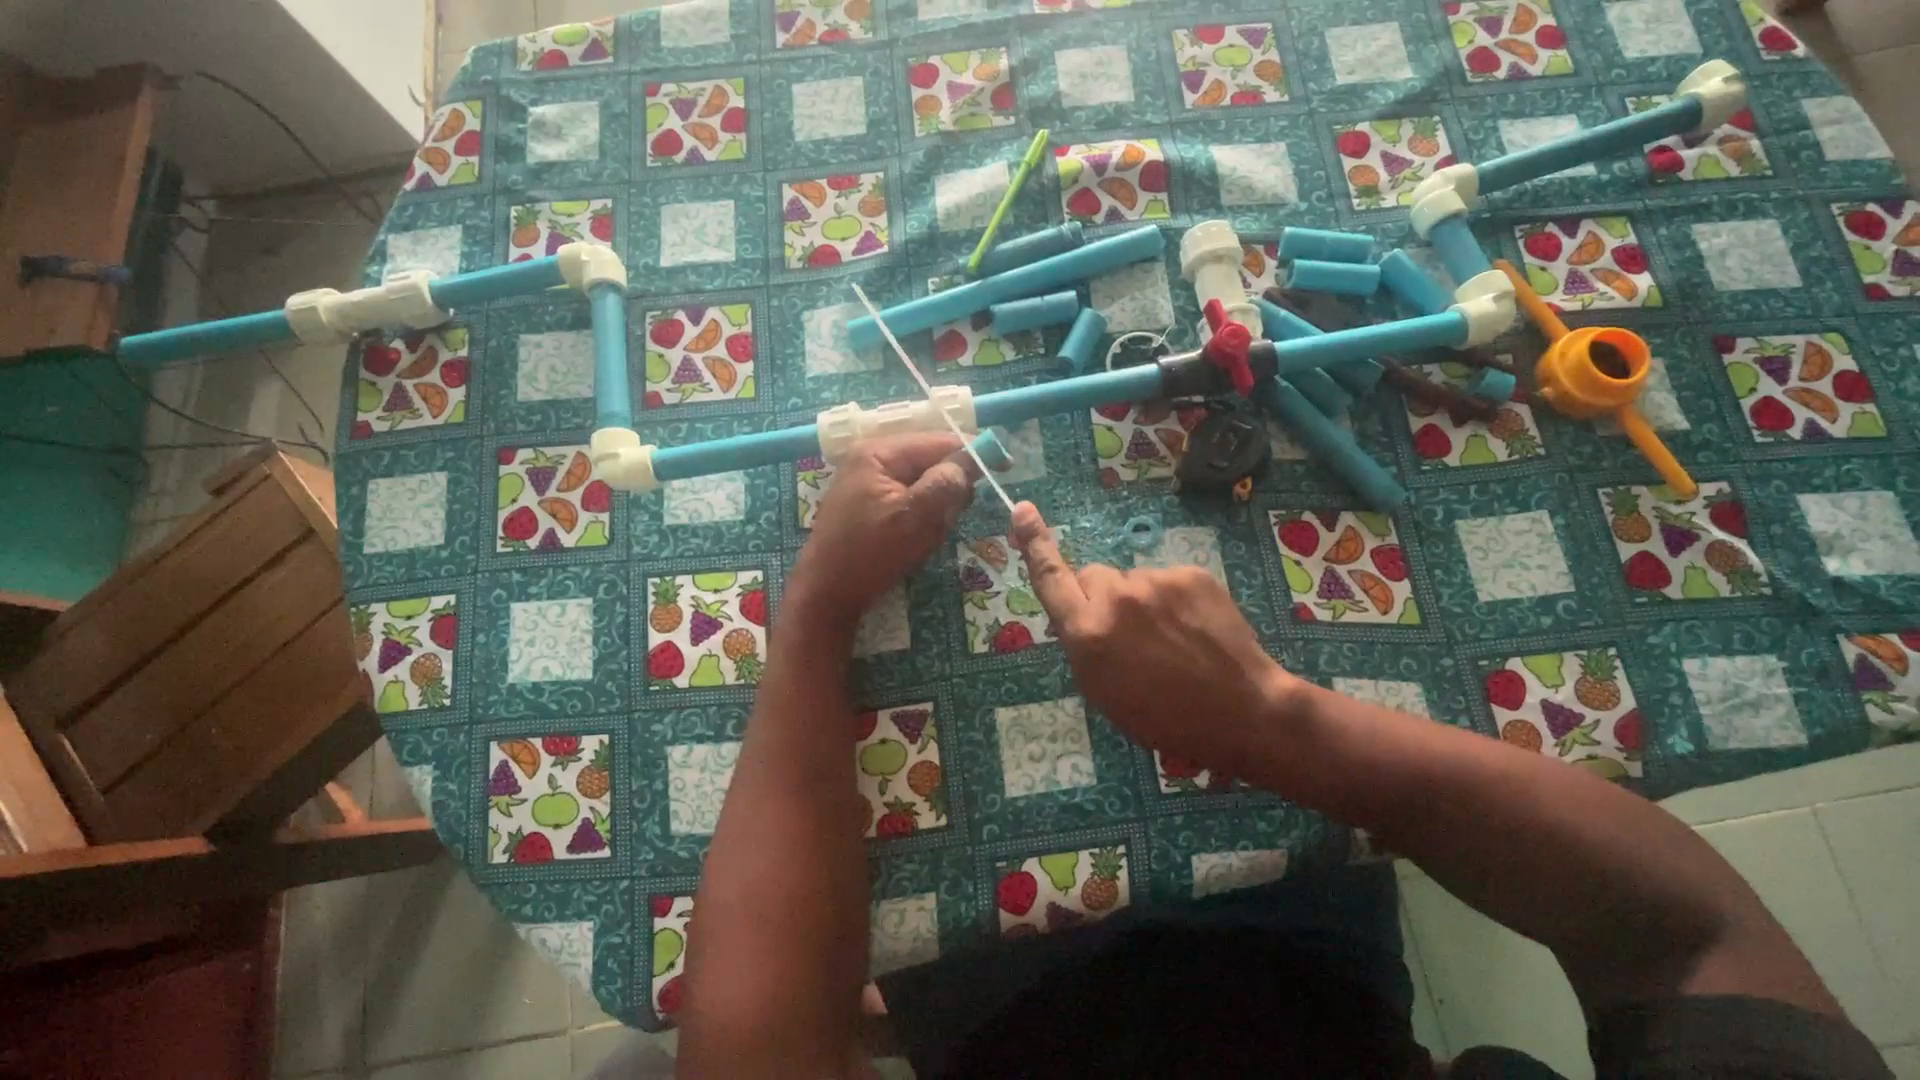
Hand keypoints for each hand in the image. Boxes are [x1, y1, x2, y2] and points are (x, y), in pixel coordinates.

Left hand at [788, 434, 974, 632]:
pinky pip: (911, 502)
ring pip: (925, 485)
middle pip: (933, 461)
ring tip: (925, 537)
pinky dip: (922, 520)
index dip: (974, 453)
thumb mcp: (915, 517)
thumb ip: (947, 483)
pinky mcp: (871, 506)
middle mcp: (873, 460)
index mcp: (880, 452)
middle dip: (950, 491)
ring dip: (936, 511)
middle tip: (946, 521)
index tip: (1006, 467)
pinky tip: (913, 542)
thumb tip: (972, 460)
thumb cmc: (869, 554)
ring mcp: (870, 483)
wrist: (826, 595)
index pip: (940, 441)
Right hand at [1010, 502, 1299, 774]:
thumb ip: (1084, 645)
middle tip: (1127, 636)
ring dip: (1141, 602)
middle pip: (1093, 577)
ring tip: (1171, 641)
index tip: (1022, 509)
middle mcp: (1117, 598)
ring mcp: (1156, 581)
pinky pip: (1167, 581)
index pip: (1050, 579)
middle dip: (1100, 598)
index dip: (1034, 543)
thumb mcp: (1103, 692)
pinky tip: (1194, 630)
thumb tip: (1081, 616)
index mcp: (1088, 634)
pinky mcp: (1191, 574)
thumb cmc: (1164, 718)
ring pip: (1132, 581)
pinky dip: (1174, 601)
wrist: (1242, 711)